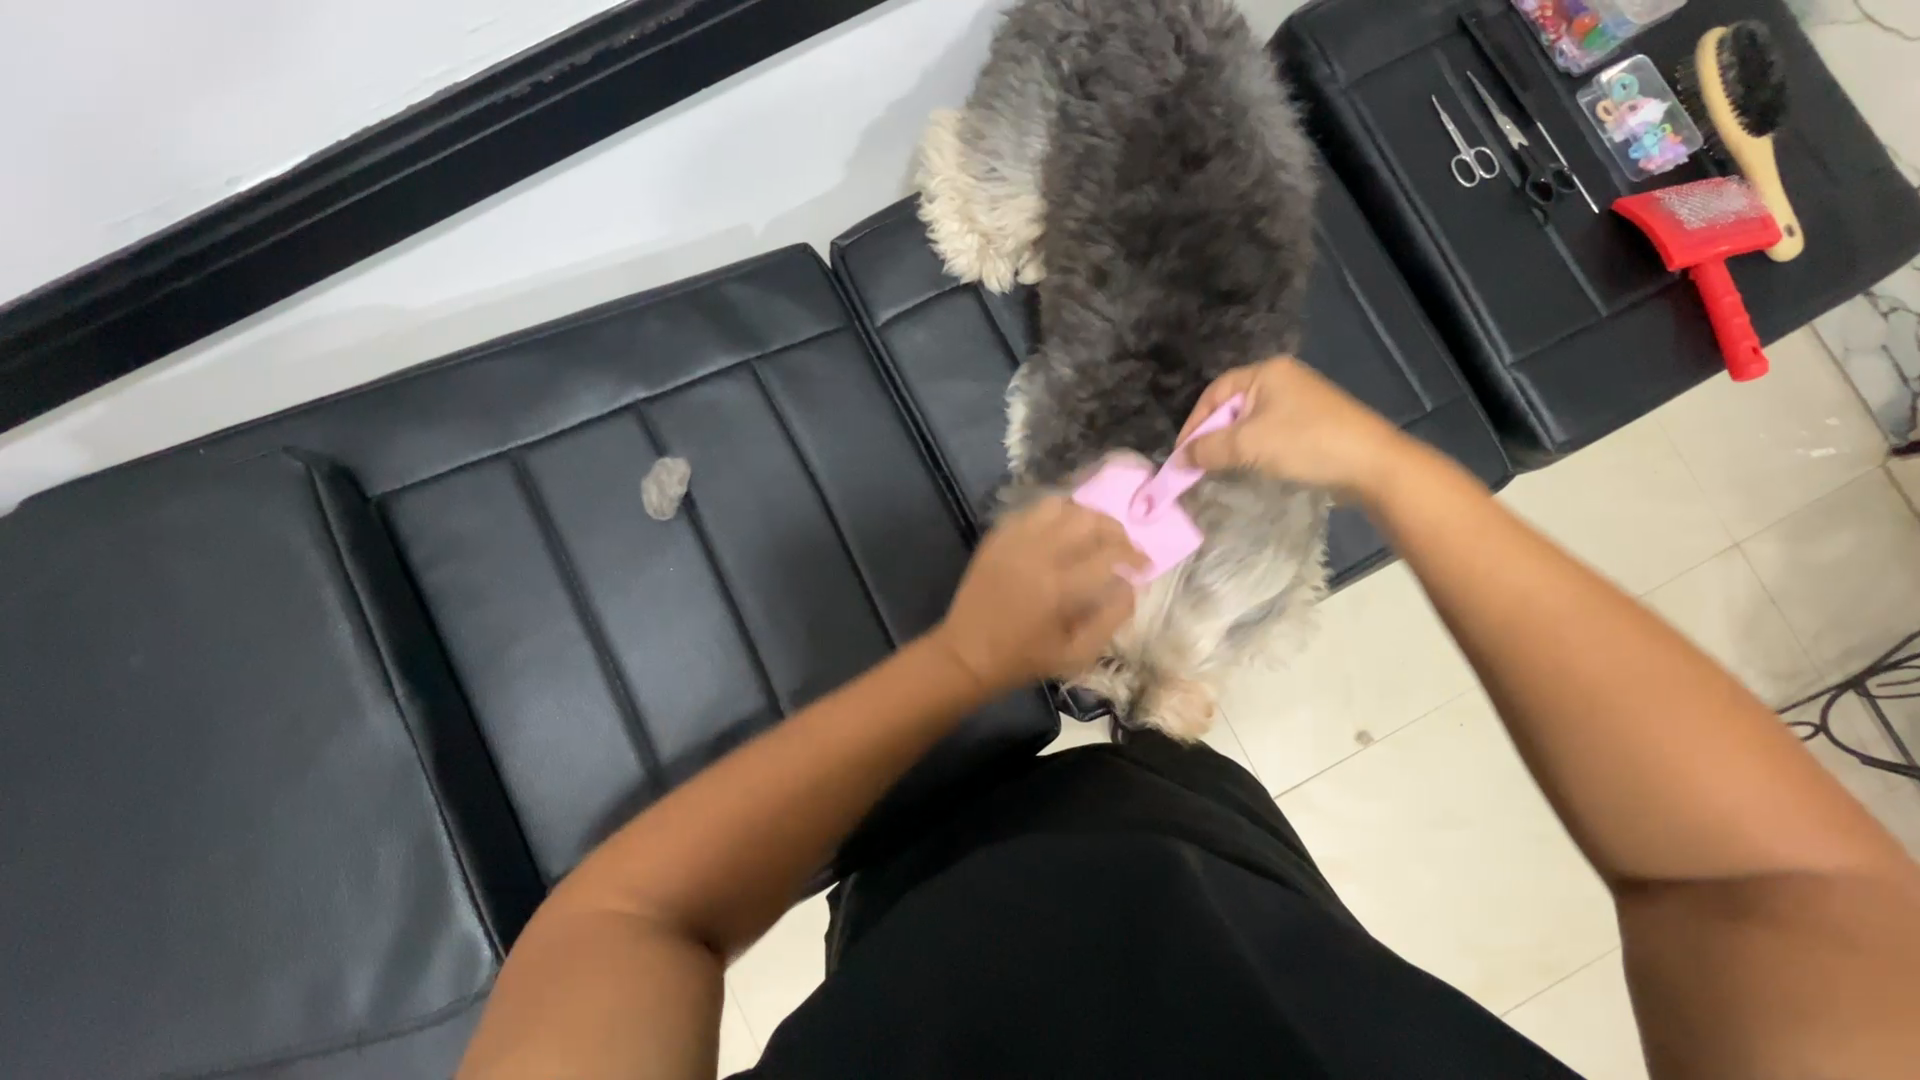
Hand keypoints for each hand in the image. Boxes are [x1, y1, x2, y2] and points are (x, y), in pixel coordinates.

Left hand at [931, 497, 1145, 694]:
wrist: (967, 654)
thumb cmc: (1024, 660)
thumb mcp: (1077, 653)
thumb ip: (1111, 617)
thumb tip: (1131, 585)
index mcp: (1060, 587)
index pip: (1110, 554)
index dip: (1135, 556)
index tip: (1143, 565)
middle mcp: (1038, 554)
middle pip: (1089, 520)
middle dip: (1115, 530)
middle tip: (1122, 547)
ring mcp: (1014, 541)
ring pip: (1061, 506)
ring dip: (1085, 516)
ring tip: (1093, 534)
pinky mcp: (996, 538)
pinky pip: (1031, 511)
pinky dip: (1054, 516)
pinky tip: (1060, 532)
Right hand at [1177, 355, 1413, 498]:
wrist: (1372, 465)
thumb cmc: (1306, 444)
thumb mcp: (1248, 445)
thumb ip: (1207, 449)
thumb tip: (1178, 460)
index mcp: (1267, 373)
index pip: (1214, 393)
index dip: (1193, 424)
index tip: (1182, 455)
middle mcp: (1283, 380)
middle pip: (1232, 408)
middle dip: (1212, 437)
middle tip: (1199, 465)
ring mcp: (1301, 402)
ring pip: (1251, 423)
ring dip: (1233, 447)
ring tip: (1222, 470)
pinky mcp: (1314, 425)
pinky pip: (1271, 434)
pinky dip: (1256, 451)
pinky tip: (1253, 469)